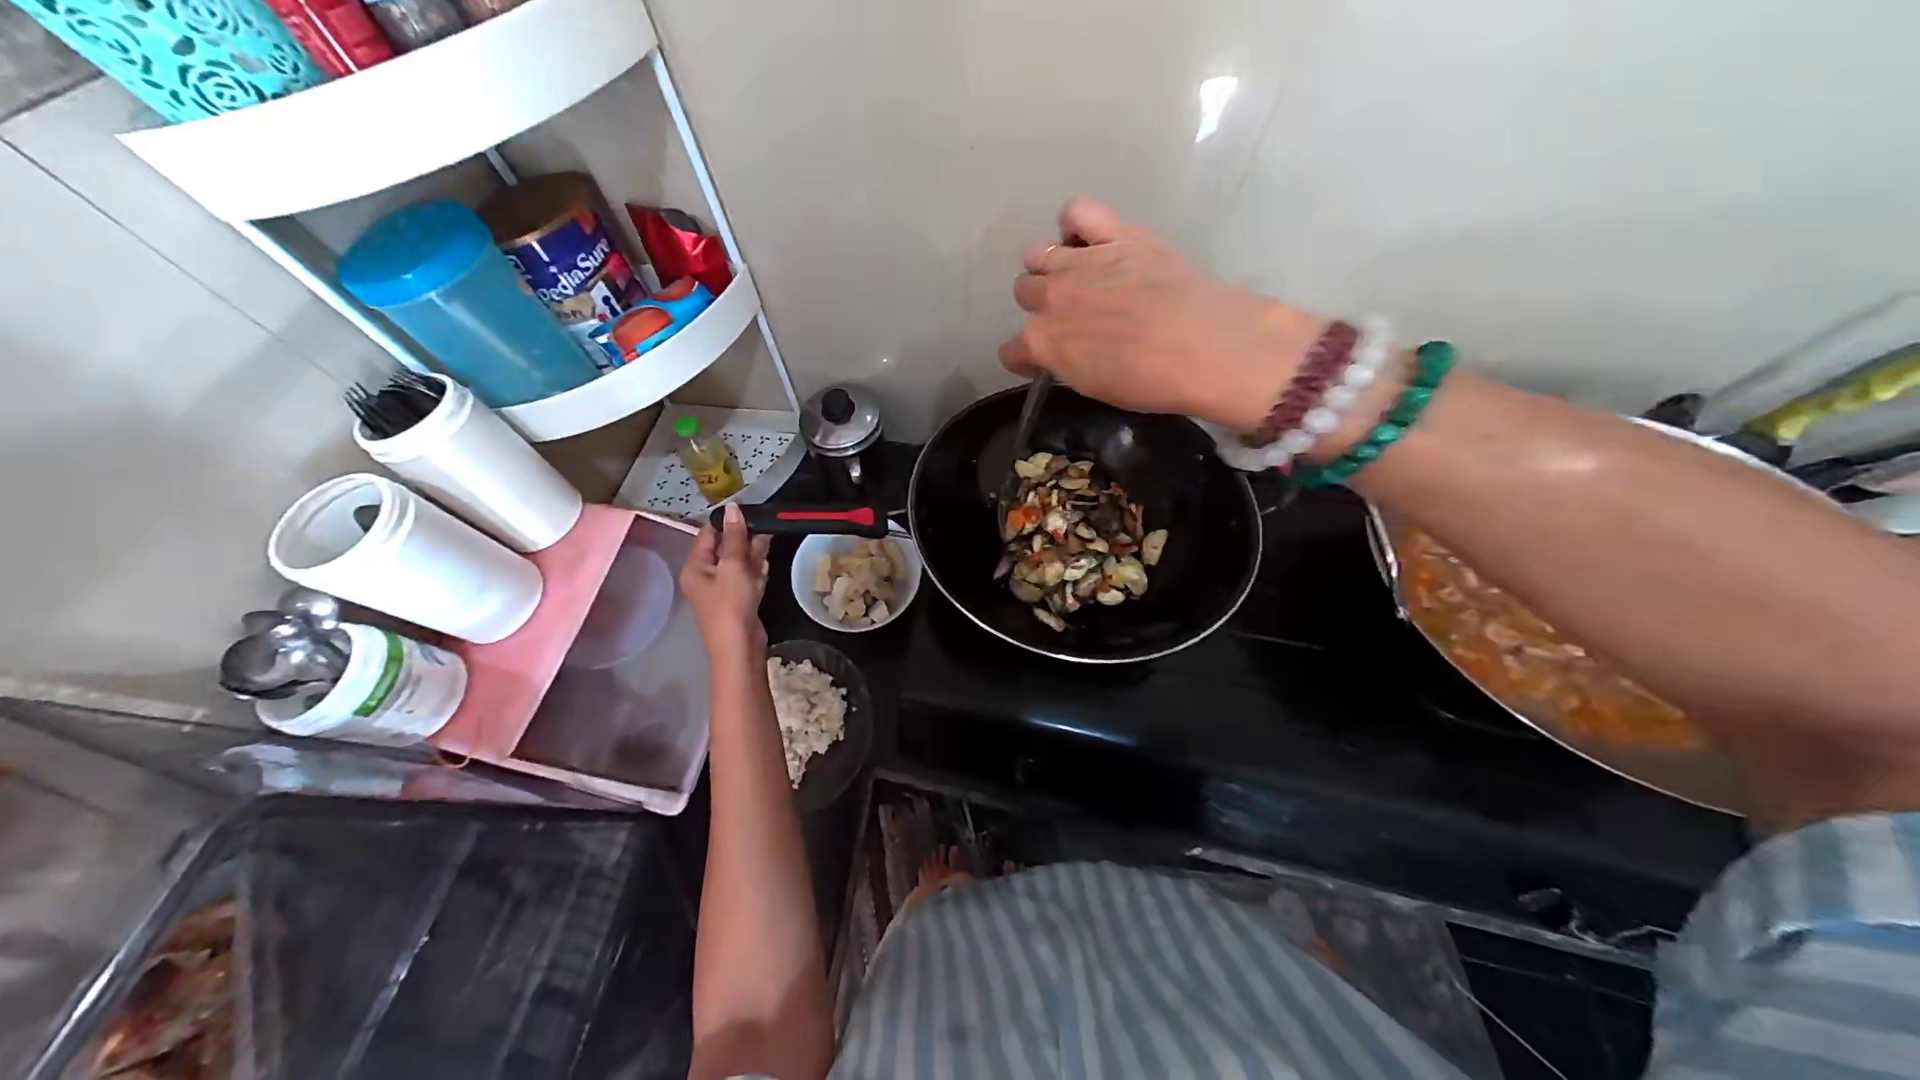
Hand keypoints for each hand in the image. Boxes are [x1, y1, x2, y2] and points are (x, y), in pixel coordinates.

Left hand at [681, 503, 773, 653]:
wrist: (739, 647)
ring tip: (770, 538)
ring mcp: (721, 590)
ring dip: (752, 552)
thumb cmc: (731, 604)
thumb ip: (736, 537)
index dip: (726, 522)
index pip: (708, 535)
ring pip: (737, 563)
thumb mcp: (734, 566)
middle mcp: (704, 577)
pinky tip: (766, 562)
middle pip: (723, 548)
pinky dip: (755, 569)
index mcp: (695, 567)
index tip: (749, 510)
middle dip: (743, 537)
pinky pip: (745, 578)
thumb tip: (733, 507)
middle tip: (765, 524)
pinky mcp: (737, 600)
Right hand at [999, 197, 1327, 432]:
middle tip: (1072, 317)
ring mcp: (1080, 261)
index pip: (1011, 350)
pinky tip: (1090, 239)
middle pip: (1024, 292)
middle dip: (1042, 306)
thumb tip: (1061, 353)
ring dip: (1050, 267)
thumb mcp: (1094, 385)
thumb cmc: (1150, 381)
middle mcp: (1050, 298)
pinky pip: (1077, 212)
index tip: (1047, 361)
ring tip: (1078, 278)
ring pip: (1038, 254)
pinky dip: (1076, 223)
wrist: (1203, 346)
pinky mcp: (1115, 235)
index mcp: (1042, 343)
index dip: (1027, 357)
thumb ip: (1066, 364)